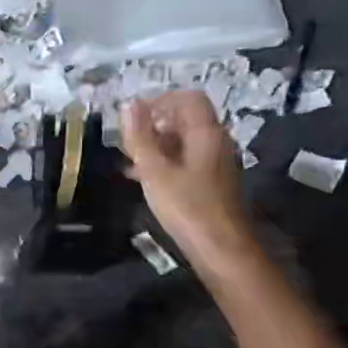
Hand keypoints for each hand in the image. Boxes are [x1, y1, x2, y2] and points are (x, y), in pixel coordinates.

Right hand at [122, 92, 258, 262]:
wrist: (221, 248)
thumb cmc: (187, 206)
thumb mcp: (155, 171)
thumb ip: (140, 137)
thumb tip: (129, 104)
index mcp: (206, 133)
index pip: (187, 98)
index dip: (159, 100)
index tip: (132, 116)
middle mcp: (216, 142)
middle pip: (186, 119)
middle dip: (154, 124)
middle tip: (126, 141)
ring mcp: (217, 163)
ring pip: (185, 142)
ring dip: (157, 146)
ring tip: (129, 162)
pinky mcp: (213, 183)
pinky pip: (187, 161)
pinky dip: (165, 163)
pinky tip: (145, 180)